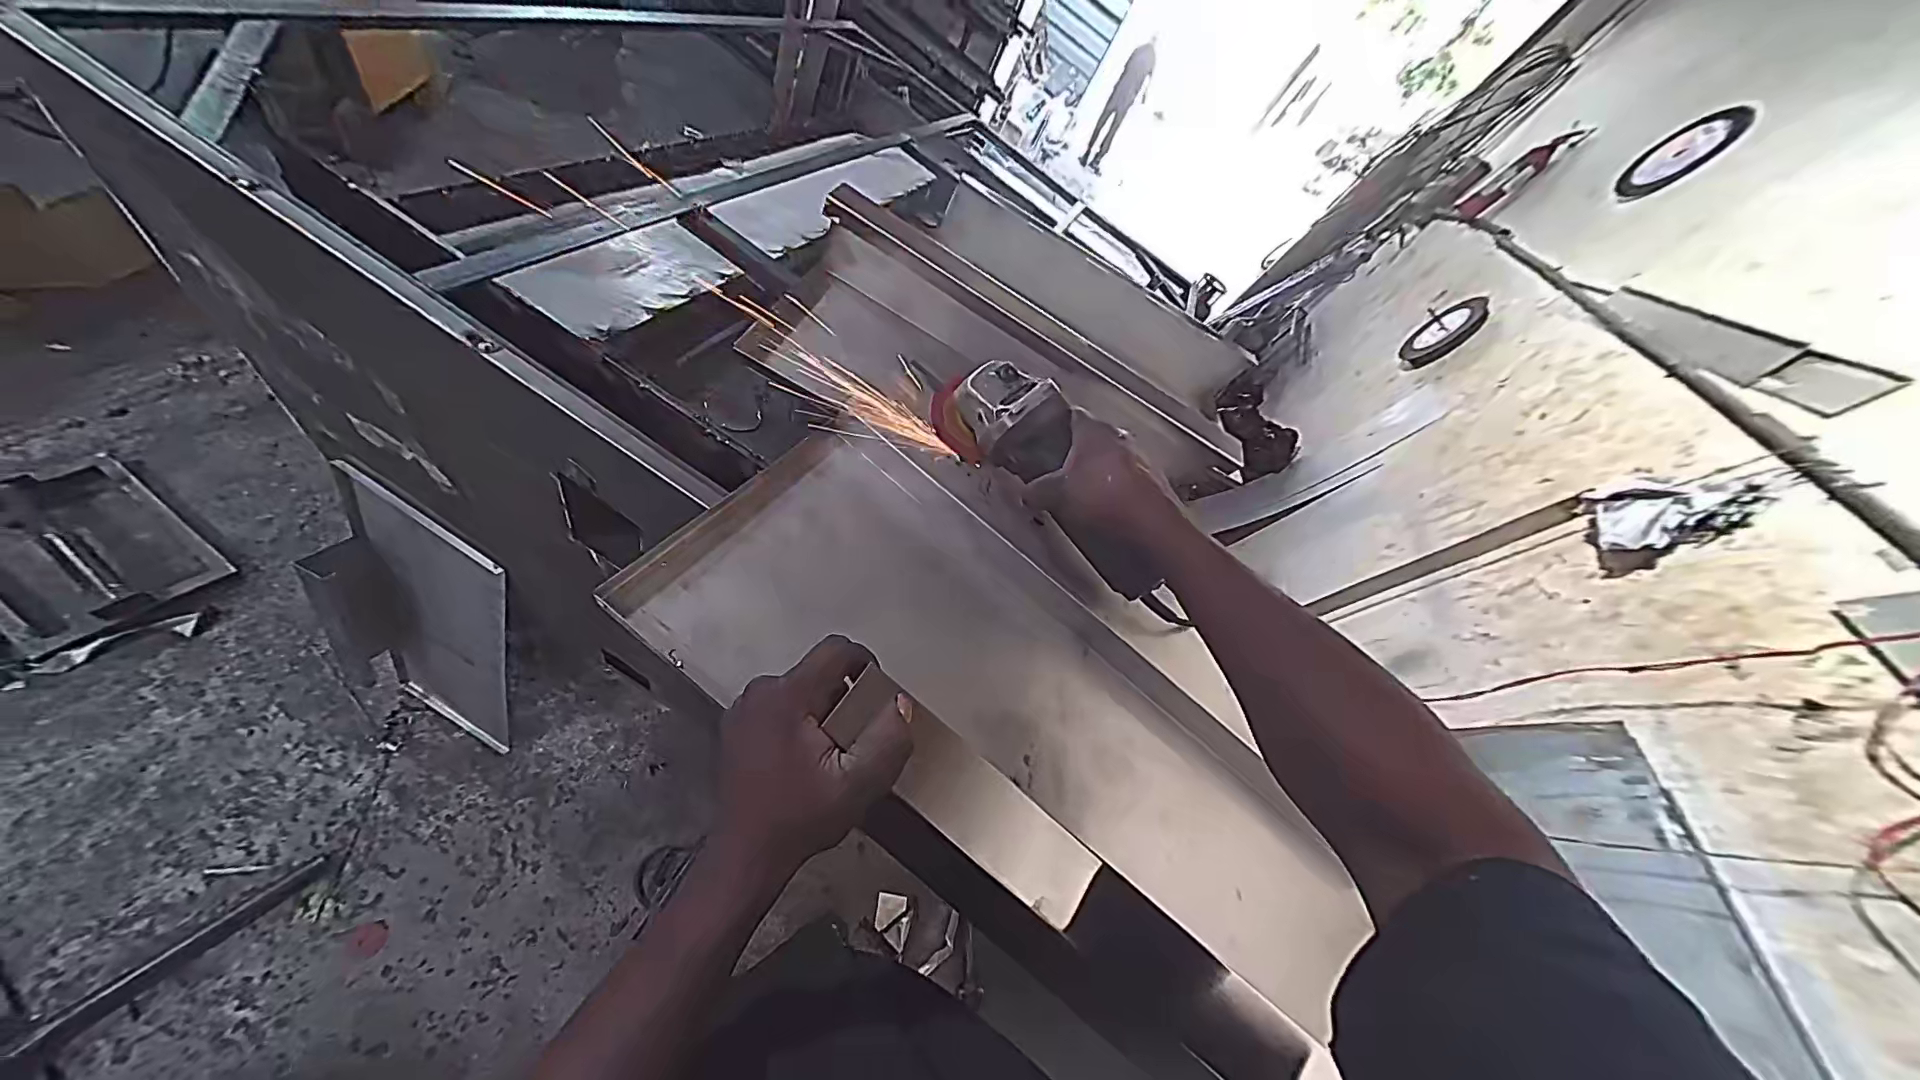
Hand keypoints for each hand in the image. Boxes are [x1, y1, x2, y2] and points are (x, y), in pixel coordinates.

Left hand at [713, 636, 912, 871]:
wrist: (747, 856)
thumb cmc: (796, 820)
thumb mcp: (858, 785)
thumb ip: (889, 739)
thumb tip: (900, 703)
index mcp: (786, 697)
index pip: (835, 650)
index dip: (865, 663)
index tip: (875, 693)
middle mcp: (760, 693)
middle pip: (818, 672)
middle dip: (844, 698)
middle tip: (853, 739)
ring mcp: (744, 710)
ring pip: (801, 690)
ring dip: (822, 712)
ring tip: (829, 755)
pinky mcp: (737, 727)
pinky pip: (781, 707)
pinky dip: (800, 723)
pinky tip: (804, 761)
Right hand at [1022, 408, 1190, 549]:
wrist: (1146, 528)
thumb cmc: (1103, 499)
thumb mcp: (1055, 495)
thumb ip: (1036, 490)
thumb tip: (1027, 492)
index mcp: (1095, 432)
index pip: (1073, 415)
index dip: (1056, 423)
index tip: (1046, 433)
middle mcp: (1120, 439)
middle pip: (1092, 439)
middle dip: (1075, 454)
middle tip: (1058, 469)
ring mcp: (1140, 461)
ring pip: (1111, 460)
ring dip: (1097, 473)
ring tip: (1080, 494)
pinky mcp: (1153, 485)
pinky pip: (1126, 481)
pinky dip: (1113, 491)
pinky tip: (1102, 509)